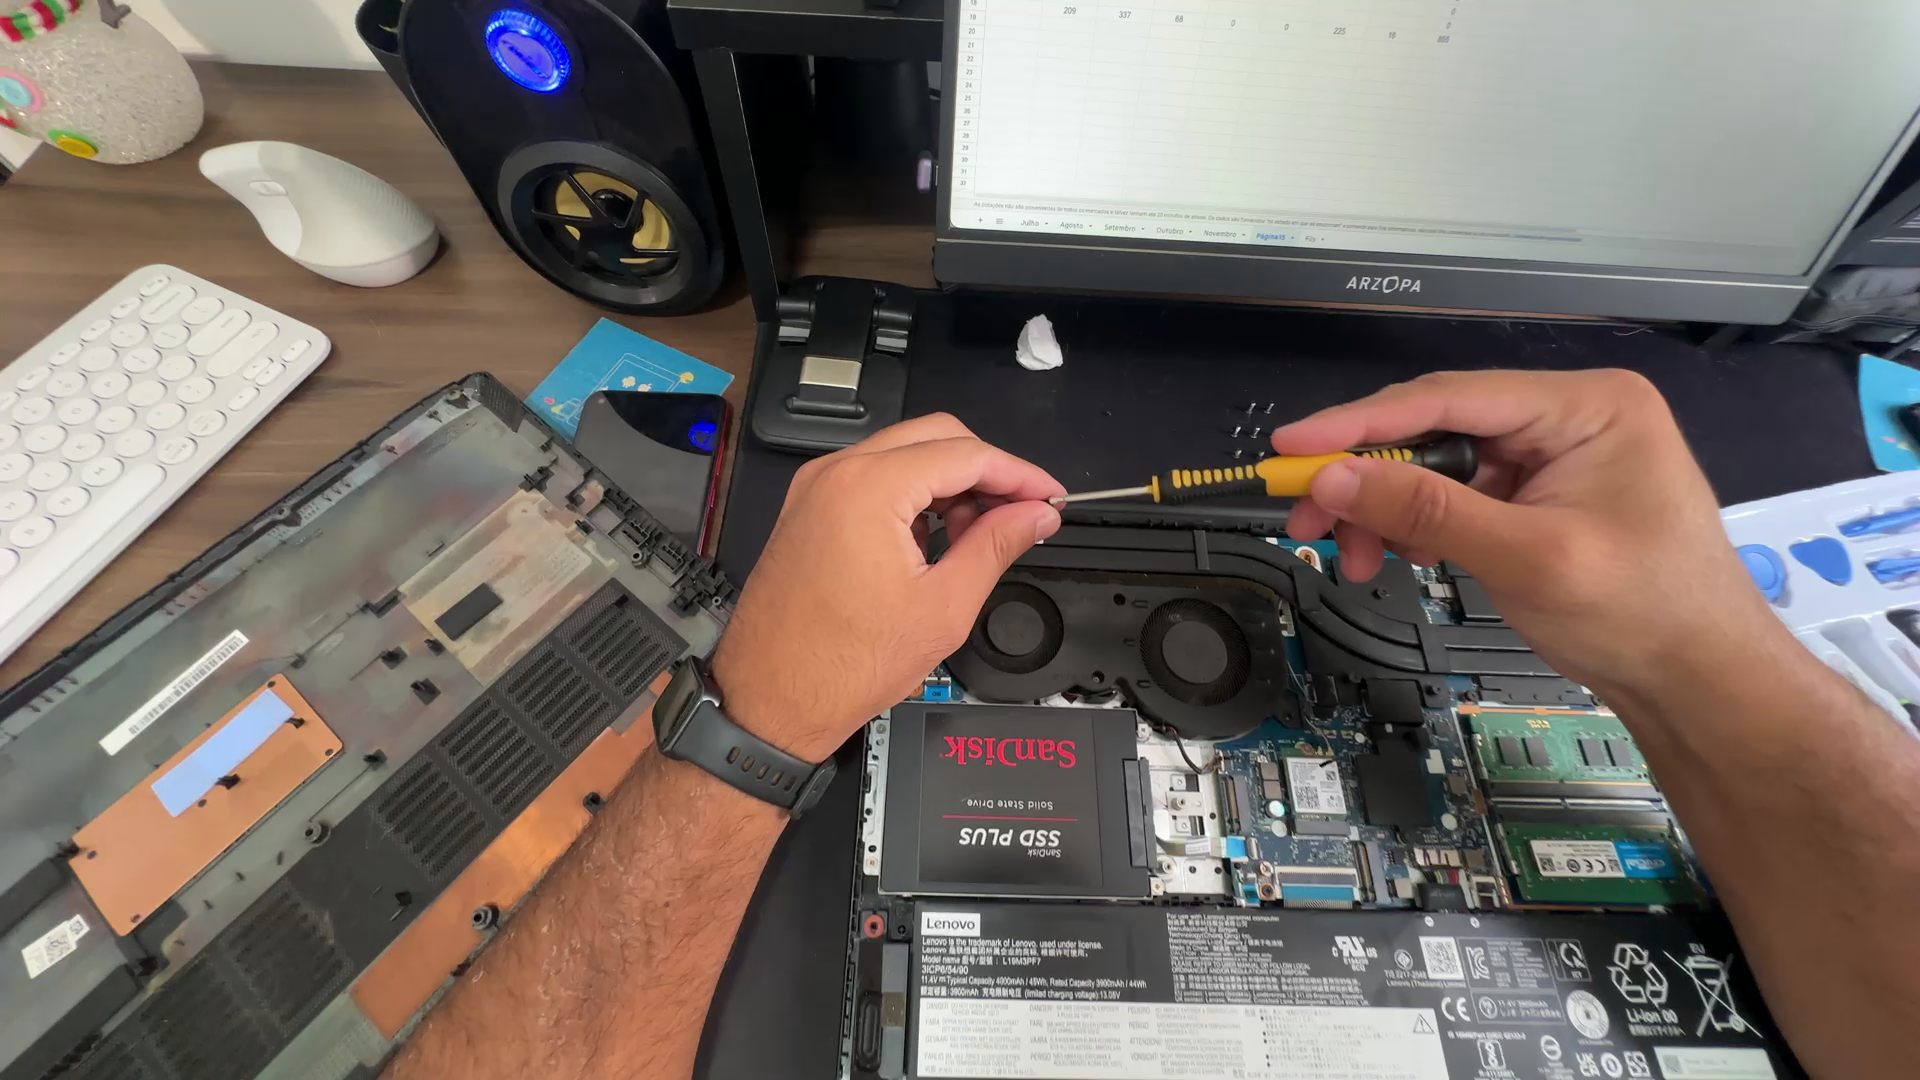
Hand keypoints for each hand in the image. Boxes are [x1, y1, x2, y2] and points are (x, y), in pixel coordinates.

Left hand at [709, 415, 1063, 760]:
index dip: (1020, 473)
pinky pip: (875, 479)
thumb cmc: (840, 666)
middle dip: (987, 470)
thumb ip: (996, 547)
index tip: (1048, 496)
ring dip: (951, 483)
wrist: (770, 702)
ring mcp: (818, 490)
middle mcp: (836, 475)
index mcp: (868, 489)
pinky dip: (915, 497)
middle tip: (1021, 512)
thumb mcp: (943, 607)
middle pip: (935, 438)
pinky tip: (937, 538)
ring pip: (905, 455)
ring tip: (980, 534)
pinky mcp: (811, 510)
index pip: (966, 454)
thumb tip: (1034, 515)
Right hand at [1271, 369, 1782, 696]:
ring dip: (1378, 513)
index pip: (1444, 399)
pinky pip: (1437, 497)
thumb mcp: (1524, 555)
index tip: (1287, 445)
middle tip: (1304, 520)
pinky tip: (1399, 556)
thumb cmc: (1638, 612)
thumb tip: (1328, 479)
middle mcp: (1553, 418)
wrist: (1693, 681)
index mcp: (1579, 407)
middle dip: (1362, 480)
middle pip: (1424, 432)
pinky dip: (1405, 528)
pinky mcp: (1517, 492)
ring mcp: (1534, 455)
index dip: (1356, 422)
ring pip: (1420, 468)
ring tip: (1356, 561)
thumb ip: (1423, 510)